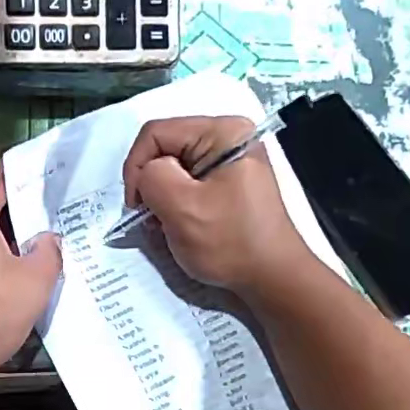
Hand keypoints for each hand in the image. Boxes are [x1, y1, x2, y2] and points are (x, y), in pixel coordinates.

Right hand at [121, 116, 315, 298]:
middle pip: (166, 149)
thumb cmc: (229, 243)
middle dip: (151, 185)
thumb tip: (148, 175)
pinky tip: (183, 226)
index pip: (155, 133)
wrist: (272, 278)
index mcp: (223, 132)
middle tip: (152, 220)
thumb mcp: (181, 208)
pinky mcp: (231, 184)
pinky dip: (178, 205)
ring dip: (163, 198)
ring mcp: (232, 162)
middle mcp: (230, 138)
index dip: (136, 168)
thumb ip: (152, 178)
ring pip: (175, 169)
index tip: (137, 207)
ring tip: (169, 227)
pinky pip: (191, 184)